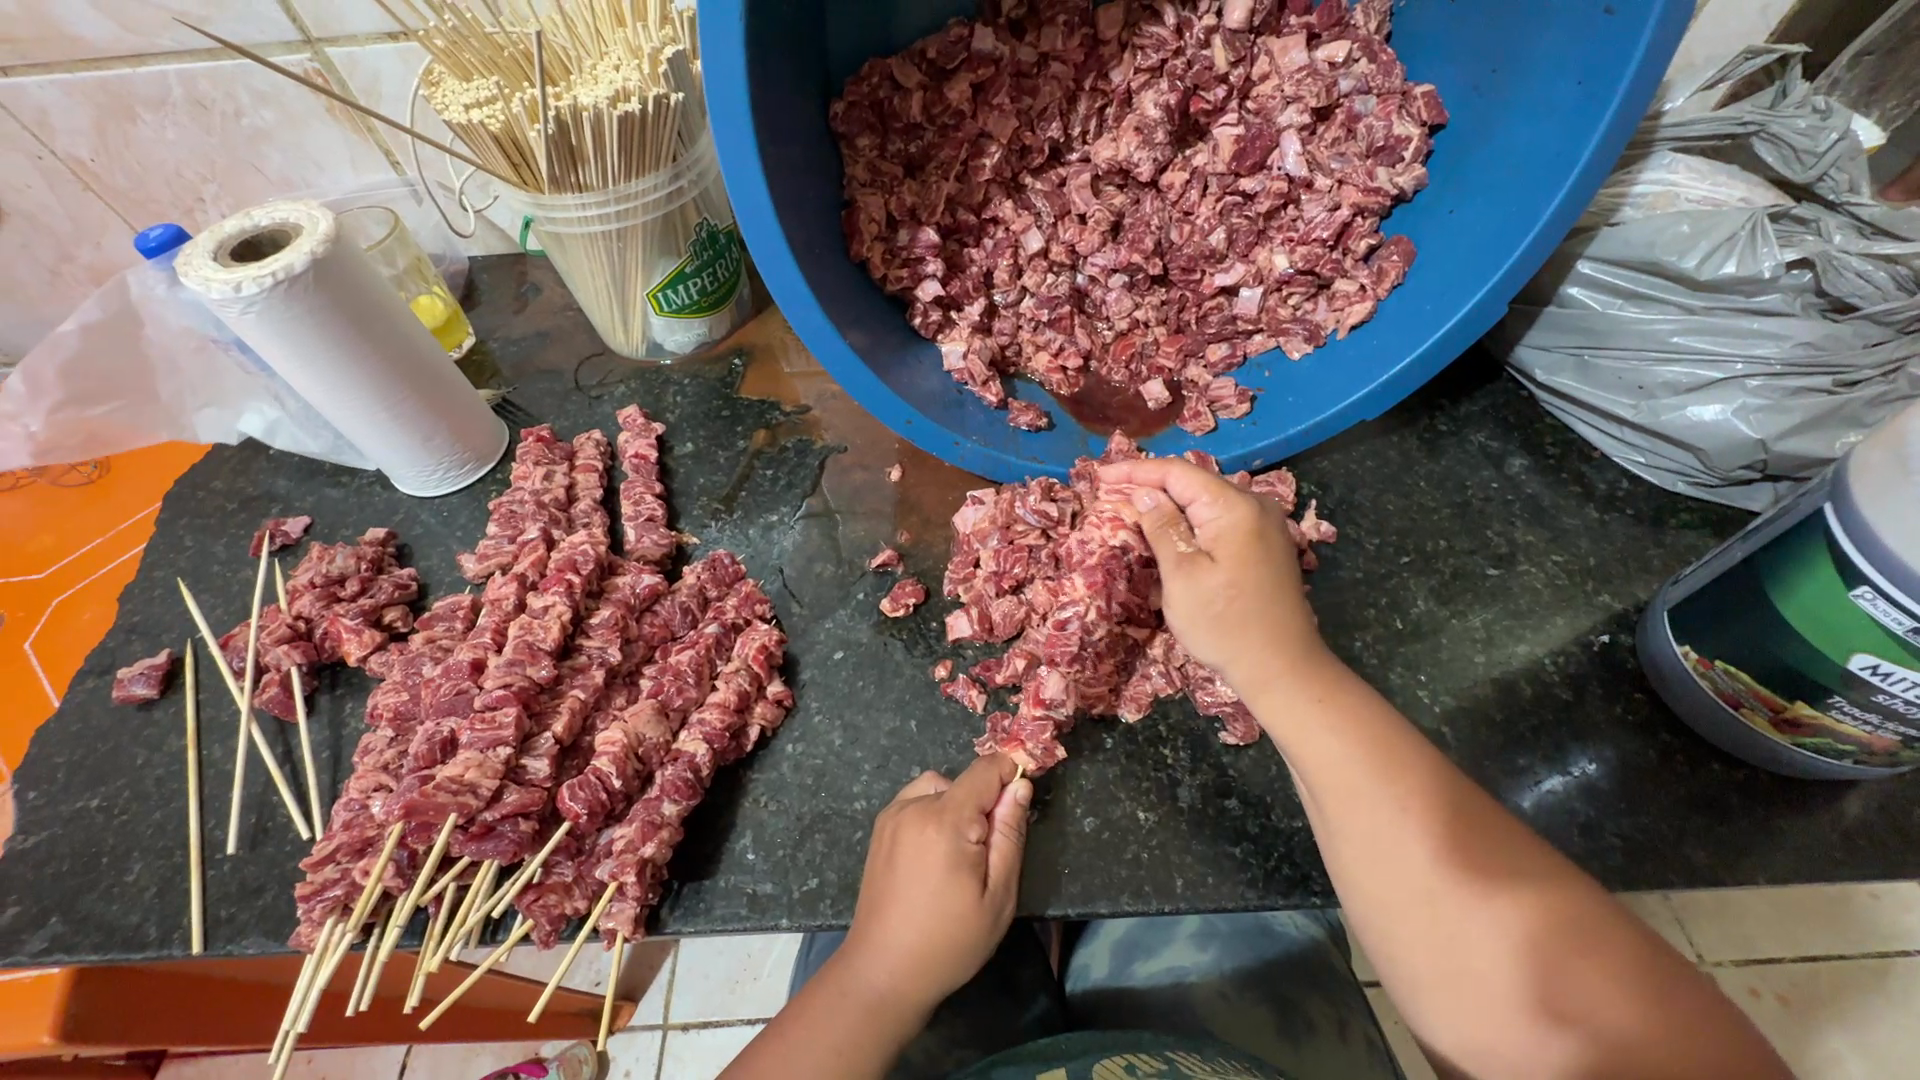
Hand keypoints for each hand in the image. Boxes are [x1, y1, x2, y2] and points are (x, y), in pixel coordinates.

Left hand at [835, 755, 1032, 1015]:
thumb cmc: (949, 941)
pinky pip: (917, 800)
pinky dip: (933, 812)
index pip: (985, 770)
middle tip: (987, 855)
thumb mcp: (998, 895)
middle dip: (984, 804)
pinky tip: (935, 854)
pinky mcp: (880, 828)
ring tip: (959, 855)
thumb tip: (1020, 786)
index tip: (1025, 796)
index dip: (1010, 773)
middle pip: (963, 781)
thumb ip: (1010, 834)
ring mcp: (892, 815)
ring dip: (957, 807)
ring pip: (939, 788)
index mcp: (945, 820)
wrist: (883, 971)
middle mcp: (914, 807)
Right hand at [1100, 457, 1327, 689]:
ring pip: (1207, 500)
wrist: (1282, 667)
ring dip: (1170, 501)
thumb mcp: (1182, 576)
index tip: (1101, 475)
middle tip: (1111, 490)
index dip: (1136, 471)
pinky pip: (1220, 519)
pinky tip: (1170, 527)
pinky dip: (1191, 519)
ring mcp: (1264, 525)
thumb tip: (1145, 493)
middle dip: (1151, 484)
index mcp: (1234, 507)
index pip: (1177, 472)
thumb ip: (1163, 528)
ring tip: (1133, 505)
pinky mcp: (1265, 545)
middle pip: (1194, 482)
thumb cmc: (1225, 624)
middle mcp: (1254, 505)